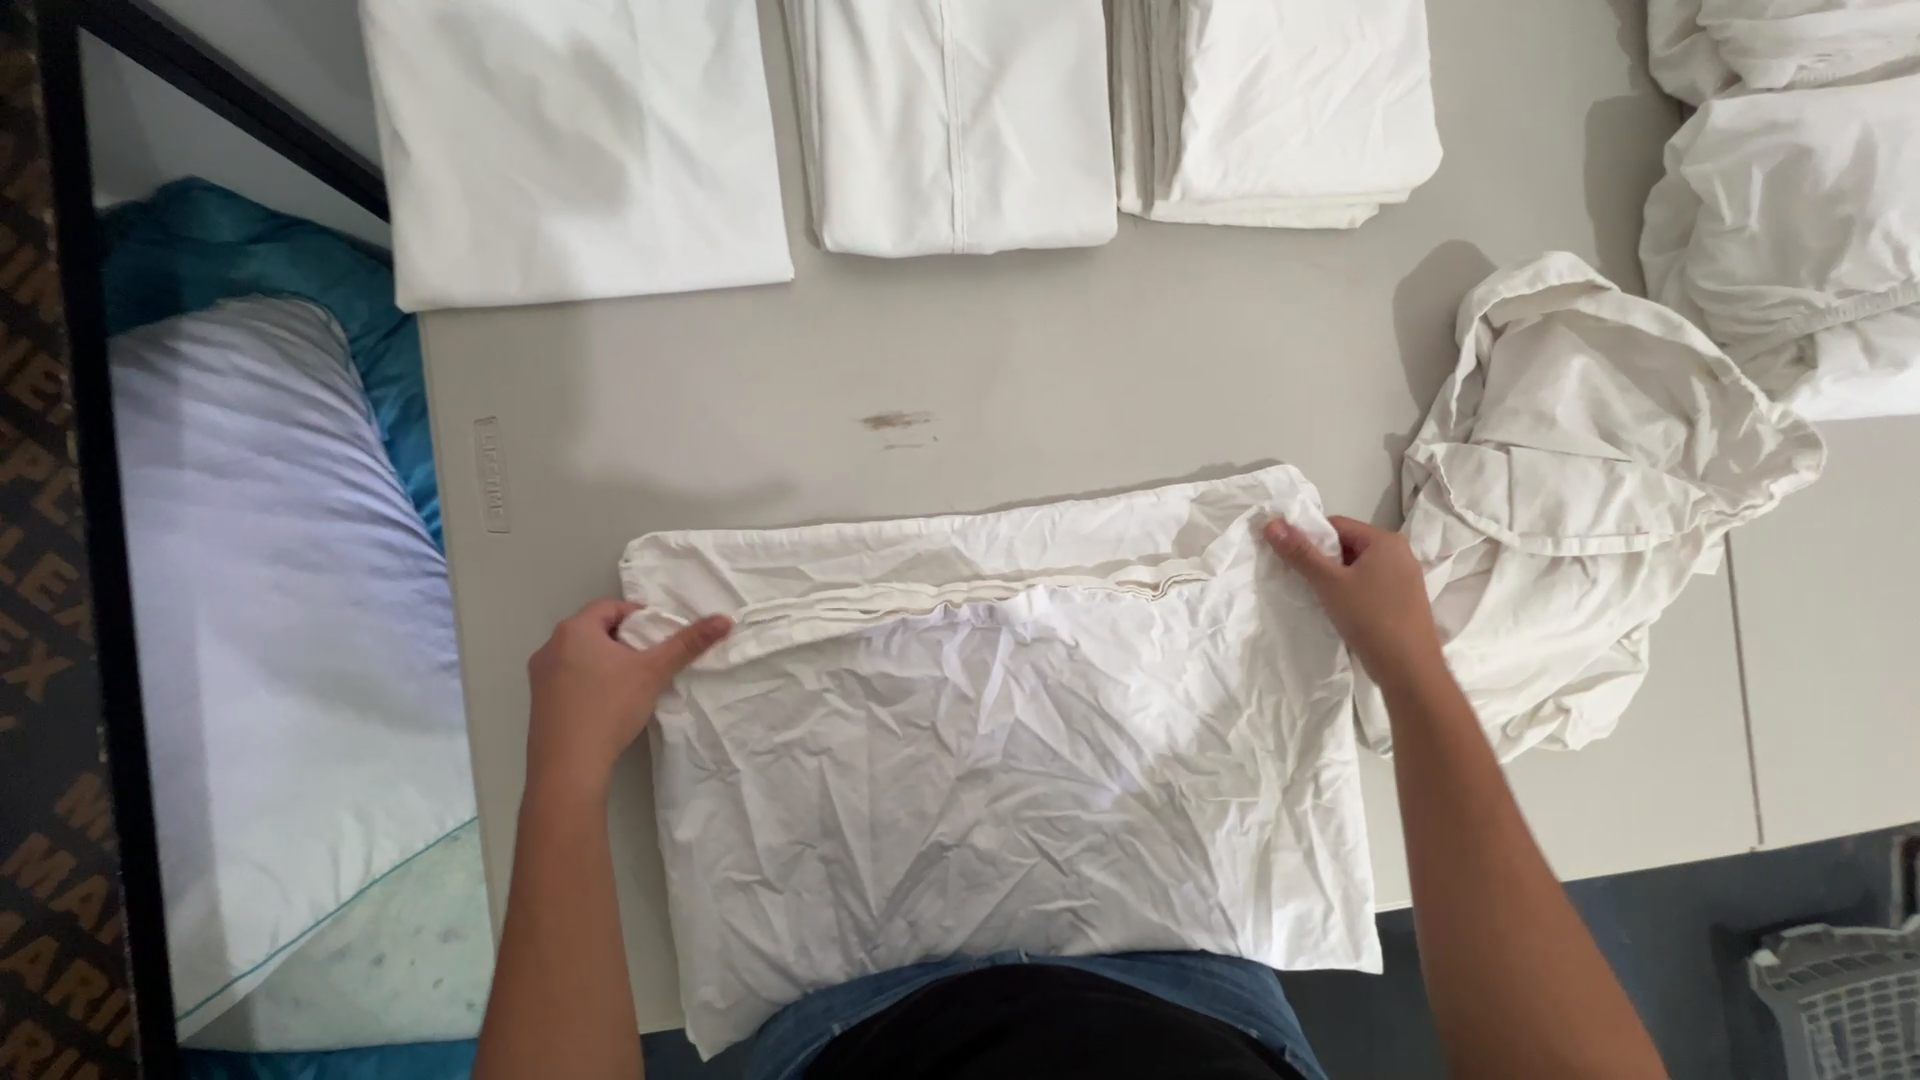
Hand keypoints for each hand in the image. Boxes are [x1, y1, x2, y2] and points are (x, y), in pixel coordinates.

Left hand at [525, 599, 731, 799]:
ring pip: (580, 654)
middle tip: (650, 657)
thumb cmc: (610, 707)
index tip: (658, 635)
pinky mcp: (539, 701)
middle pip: (594, 629)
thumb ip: (688, 643)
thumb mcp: (654, 671)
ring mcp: (540, 676)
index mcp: (574, 631)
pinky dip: (589, 679)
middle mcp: (550, 646)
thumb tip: (724, 619)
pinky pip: (568, 677)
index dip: (638, 615)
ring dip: (606, 659)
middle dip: (624, 638)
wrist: (568, 765)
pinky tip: (608, 702)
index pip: (609, 606)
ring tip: (632, 680)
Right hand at [1264, 515, 1443, 692]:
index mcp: (1385, 540)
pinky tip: (1339, 608)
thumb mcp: (1328, 582)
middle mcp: (1400, 553)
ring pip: (1358, 567)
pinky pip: (1370, 584)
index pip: (1337, 525)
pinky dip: (1351, 590)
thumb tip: (1271, 522)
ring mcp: (1405, 577)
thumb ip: (1300, 552)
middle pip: (1348, 545)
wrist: (1409, 668)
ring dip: (1335, 577)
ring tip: (1318, 595)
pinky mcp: (1404, 599)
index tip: (1292, 558)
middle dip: (1322, 559)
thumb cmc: (1369, 617)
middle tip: (1301, 578)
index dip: (1310, 538)